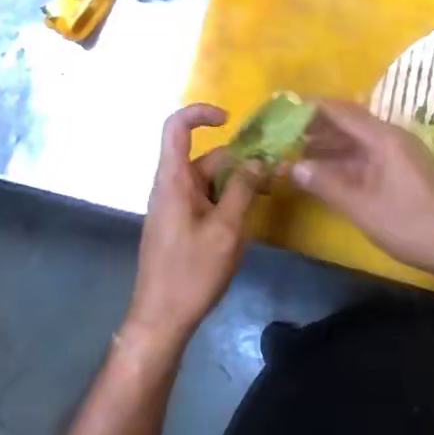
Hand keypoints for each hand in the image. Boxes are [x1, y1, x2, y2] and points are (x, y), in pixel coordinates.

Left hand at [126, 104, 262, 343]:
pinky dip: (226, 200)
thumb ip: (242, 190)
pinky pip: (205, 199)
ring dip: (236, 183)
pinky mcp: (179, 223)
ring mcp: (174, 206)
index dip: (200, 113)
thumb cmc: (191, 273)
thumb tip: (258, 160)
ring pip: (208, 180)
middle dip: (239, 161)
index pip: (176, 127)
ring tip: (265, 198)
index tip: (230, 120)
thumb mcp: (226, 230)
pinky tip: (246, 219)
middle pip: (205, 157)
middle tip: (273, 176)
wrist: (160, 321)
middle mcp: (170, 186)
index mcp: (173, 180)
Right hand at [291, 100, 433, 284]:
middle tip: (284, 134)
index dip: (312, 109)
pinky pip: (369, 156)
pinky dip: (346, 160)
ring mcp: (402, 154)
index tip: (284, 110)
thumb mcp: (363, 207)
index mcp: (384, 138)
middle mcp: (393, 138)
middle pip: (350, 123)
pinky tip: (328, 172)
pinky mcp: (406, 171)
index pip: (342, 112)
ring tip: (298, 152)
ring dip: (330, 146)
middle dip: (317, 128)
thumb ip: (327, 185)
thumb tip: (294, 166)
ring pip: (359, 141)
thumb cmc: (412, 225)